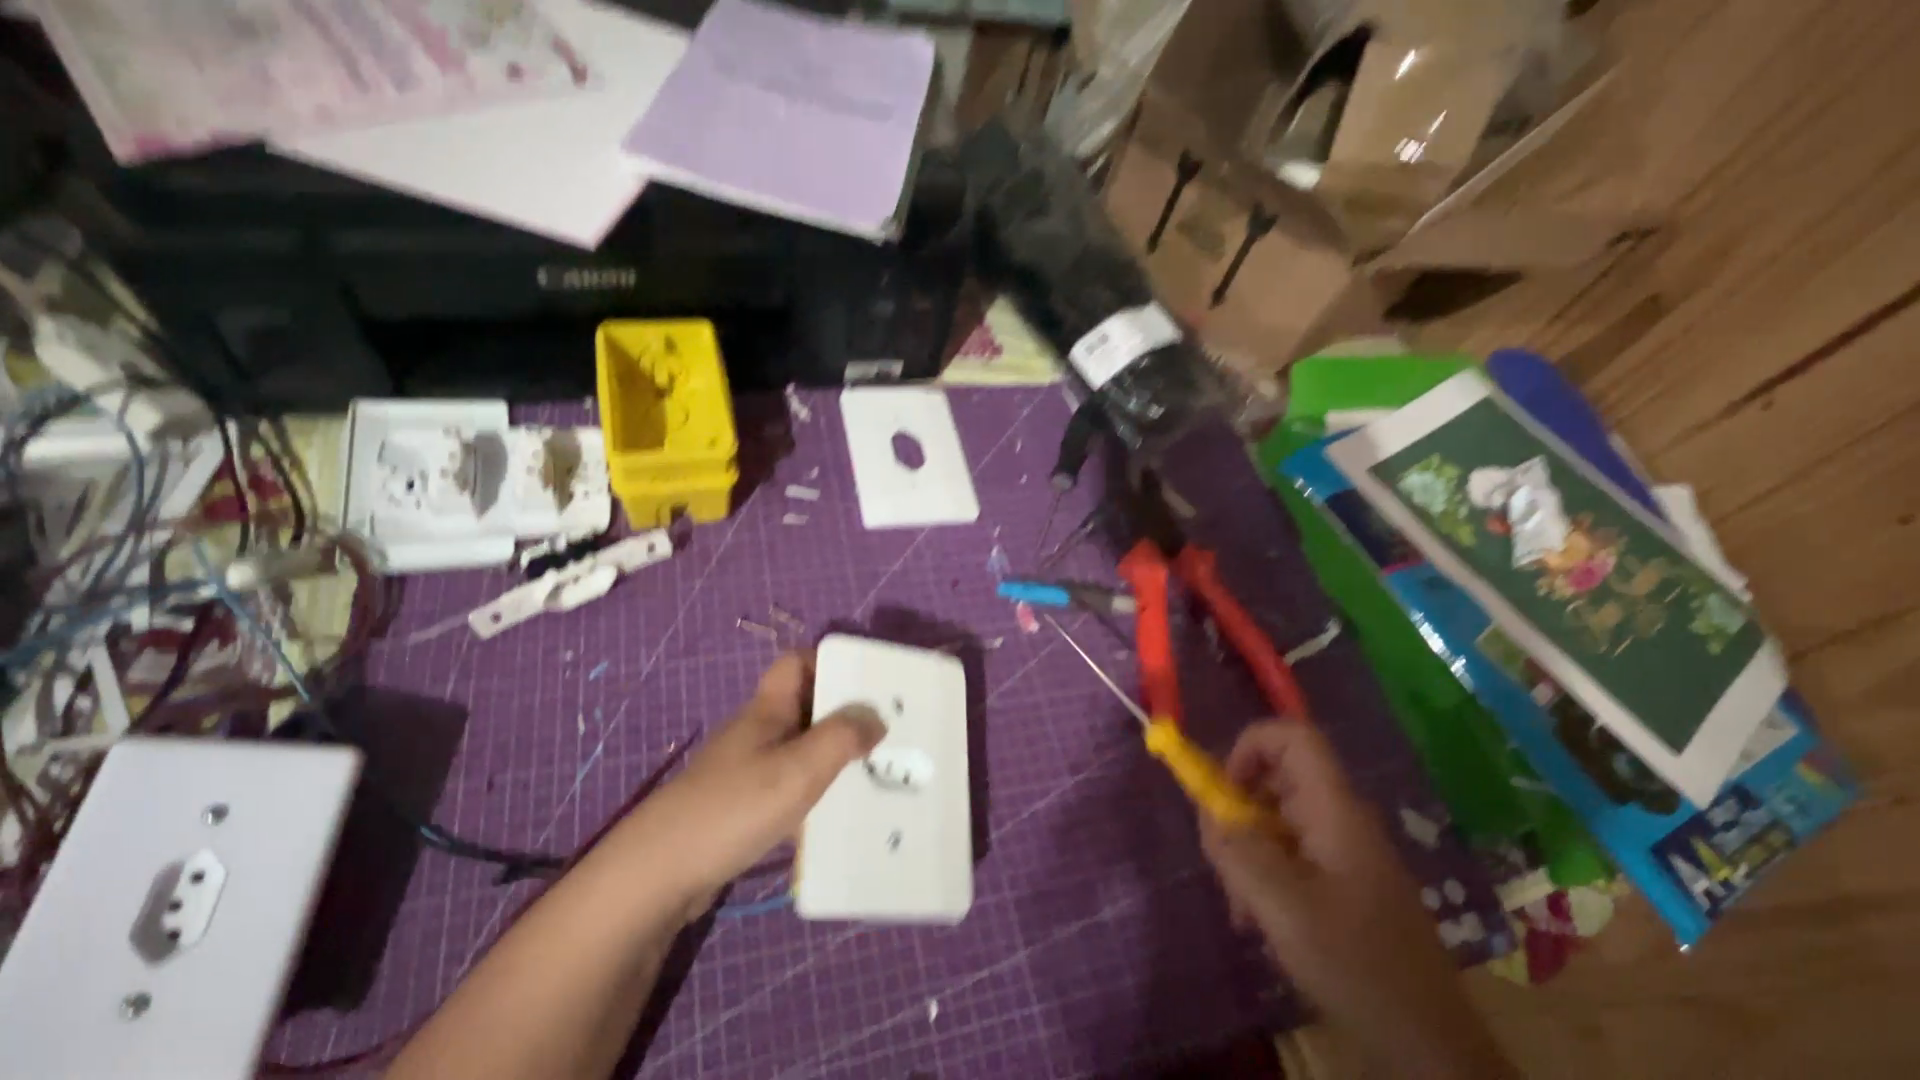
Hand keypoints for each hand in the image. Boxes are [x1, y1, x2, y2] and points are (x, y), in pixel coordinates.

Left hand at [621, 653, 883, 911]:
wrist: (661, 873)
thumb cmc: (734, 808)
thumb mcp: (799, 769)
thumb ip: (842, 737)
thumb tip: (875, 717)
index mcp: (767, 711)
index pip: (796, 664)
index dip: (831, 664)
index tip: (872, 685)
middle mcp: (756, 734)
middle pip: (805, 708)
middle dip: (845, 717)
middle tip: (891, 735)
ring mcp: (746, 772)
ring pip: (800, 751)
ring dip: (834, 760)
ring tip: (878, 776)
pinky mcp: (742, 810)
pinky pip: (788, 790)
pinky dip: (814, 796)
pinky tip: (838, 818)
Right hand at [1198, 720, 1511, 1078]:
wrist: (1427, 1039)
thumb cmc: (1355, 962)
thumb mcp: (1281, 906)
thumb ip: (1237, 850)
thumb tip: (1208, 810)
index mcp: (1334, 810)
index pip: (1292, 737)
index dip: (1248, 747)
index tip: (1220, 793)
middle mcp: (1341, 820)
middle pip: (1277, 780)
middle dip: (1238, 813)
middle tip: (1222, 864)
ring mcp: (1344, 853)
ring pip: (1278, 823)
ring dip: (1247, 854)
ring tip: (1242, 910)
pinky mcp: (1345, 885)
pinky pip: (1292, 858)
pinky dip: (1266, 879)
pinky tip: (1261, 924)